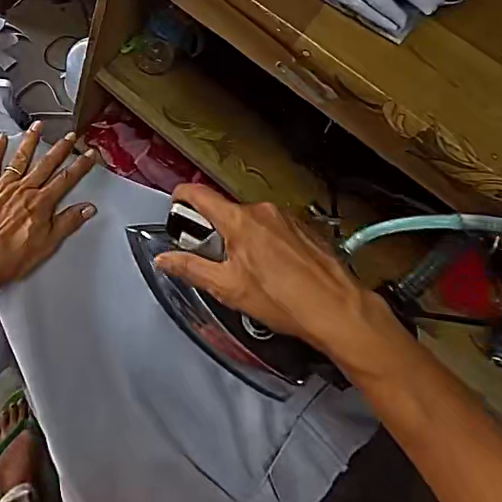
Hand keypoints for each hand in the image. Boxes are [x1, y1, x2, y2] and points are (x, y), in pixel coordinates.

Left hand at [0, 121, 97, 294]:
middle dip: (61, 148)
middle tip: (70, 136)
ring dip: (31, 141)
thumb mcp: (47, 244)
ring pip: (21, 158)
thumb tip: (87, 208)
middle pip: (47, 163)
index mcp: (41, 203)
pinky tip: (1, 140)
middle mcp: (23, 190)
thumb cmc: (10, 258)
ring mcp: (2, 188)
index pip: (67, 178)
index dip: (81, 165)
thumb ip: (68, 222)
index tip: (90, 154)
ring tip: (38, 126)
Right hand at [152, 184, 392, 361]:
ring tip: (250, 273)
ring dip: (244, 239)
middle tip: (216, 261)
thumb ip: (191, 268)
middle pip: (226, 211)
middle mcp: (263, 211)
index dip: (182, 197)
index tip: (176, 205)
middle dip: (216, 232)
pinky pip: (274, 228)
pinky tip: (274, 270)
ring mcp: (286, 217)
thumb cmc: (285, 300)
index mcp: (240, 221)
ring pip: (252, 221)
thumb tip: (167, 259)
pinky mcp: (303, 227)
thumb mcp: (228, 288)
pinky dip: (267, 243)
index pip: (199, 194)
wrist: (334, 306)